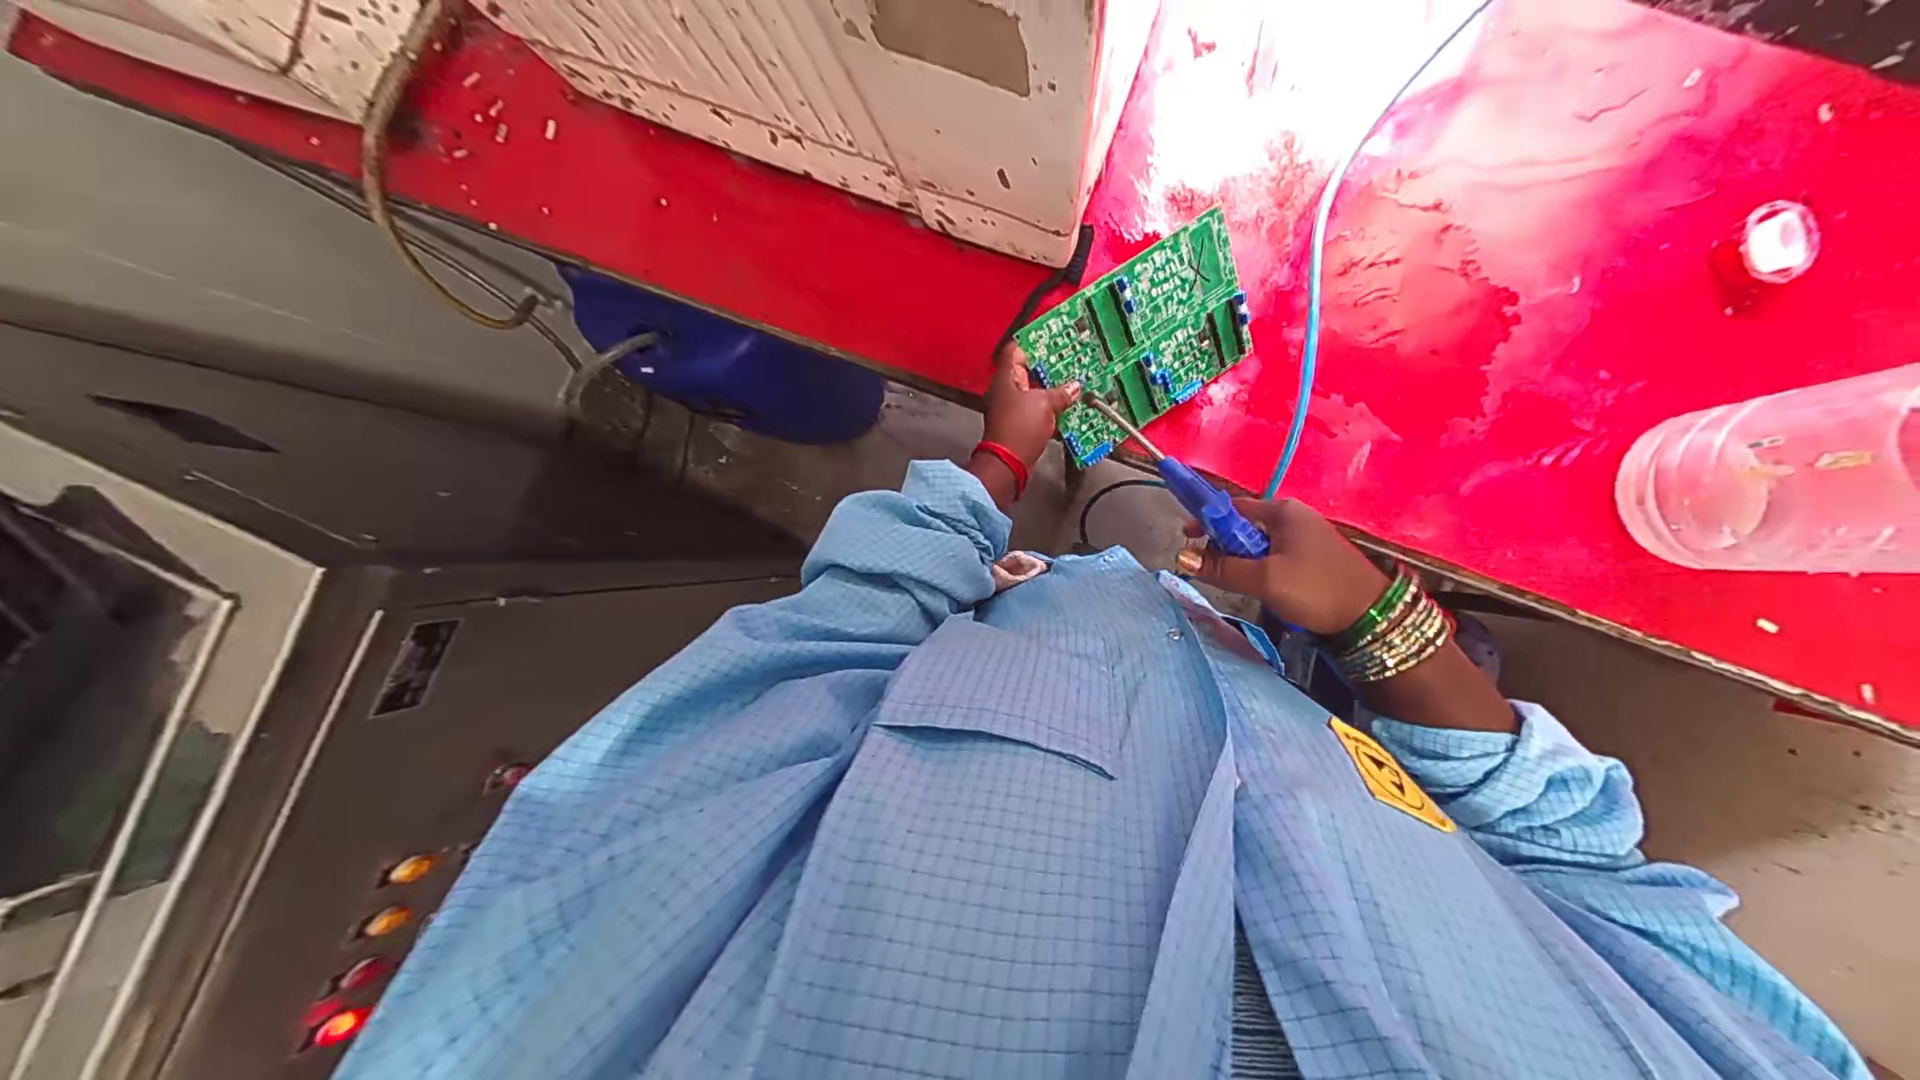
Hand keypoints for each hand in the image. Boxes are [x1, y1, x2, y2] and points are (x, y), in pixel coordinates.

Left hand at [982, 344, 1079, 470]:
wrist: (1009, 462)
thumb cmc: (1019, 430)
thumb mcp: (1045, 405)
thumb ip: (1061, 393)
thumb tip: (1074, 387)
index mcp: (1006, 378)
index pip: (1016, 349)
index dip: (1034, 342)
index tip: (1052, 339)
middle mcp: (1005, 390)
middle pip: (1027, 370)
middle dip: (1048, 367)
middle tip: (1069, 361)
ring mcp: (1011, 407)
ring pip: (1033, 390)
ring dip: (1051, 388)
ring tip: (1072, 382)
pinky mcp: (1018, 423)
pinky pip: (1036, 409)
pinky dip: (1049, 407)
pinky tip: (1066, 406)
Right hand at [1181, 499, 1390, 635]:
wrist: (1371, 616)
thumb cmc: (1316, 589)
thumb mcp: (1264, 580)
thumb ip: (1222, 568)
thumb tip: (1182, 557)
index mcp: (1282, 512)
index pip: (1231, 507)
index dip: (1206, 521)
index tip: (1186, 538)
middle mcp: (1293, 516)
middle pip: (1243, 525)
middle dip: (1222, 545)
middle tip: (1209, 568)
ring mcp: (1304, 536)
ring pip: (1256, 542)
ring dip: (1239, 559)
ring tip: (1233, 580)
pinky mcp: (1311, 555)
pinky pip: (1272, 554)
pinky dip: (1257, 566)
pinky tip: (1256, 584)